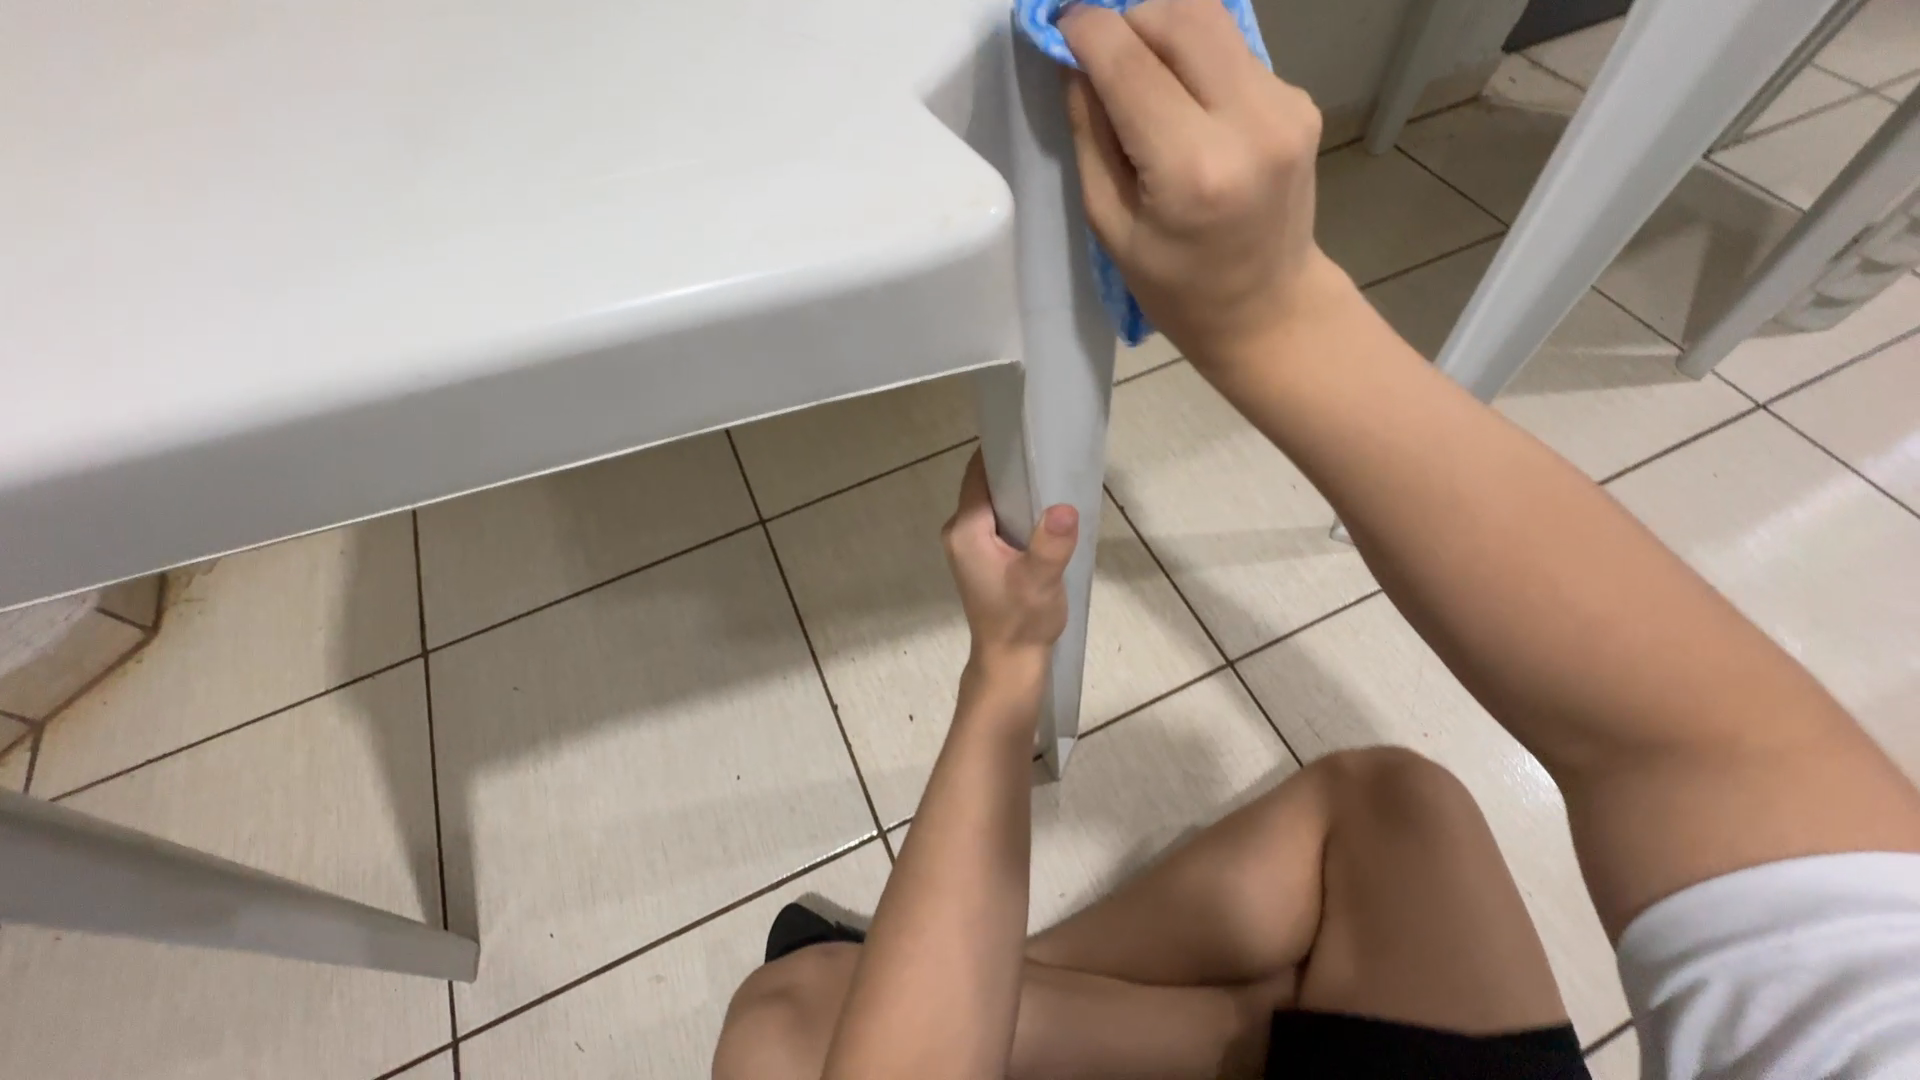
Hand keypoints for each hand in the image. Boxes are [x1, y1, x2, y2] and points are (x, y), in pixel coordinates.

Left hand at [942, 451, 1078, 682]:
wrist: (1010, 660)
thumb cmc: (1022, 619)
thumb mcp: (1040, 581)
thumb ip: (1051, 544)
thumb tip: (1065, 508)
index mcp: (966, 530)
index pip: (979, 474)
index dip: (1003, 452)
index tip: (1033, 435)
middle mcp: (959, 531)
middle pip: (984, 485)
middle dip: (1015, 470)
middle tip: (1052, 456)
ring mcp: (968, 545)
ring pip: (992, 503)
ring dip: (1018, 492)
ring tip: (1052, 480)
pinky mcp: (980, 556)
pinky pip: (996, 521)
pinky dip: (1017, 512)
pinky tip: (1043, 513)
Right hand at [1060, 0, 1342, 372]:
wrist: (1267, 309)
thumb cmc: (1176, 287)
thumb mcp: (1111, 226)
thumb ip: (1092, 137)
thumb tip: (1077, 63)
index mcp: (1193, 169)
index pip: (1130, 62)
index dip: (1086, 30)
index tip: (1060, 27)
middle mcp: (1250, 122)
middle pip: (1179, 16)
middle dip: (1127, 20)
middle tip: (1100, 54)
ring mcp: (1285, 105)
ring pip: (1211, 20)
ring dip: (1161, 31)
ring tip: (1138, 78)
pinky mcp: (1300, 100)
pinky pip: (1233, 51)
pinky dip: (1195, 60)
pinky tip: (1184, 104)